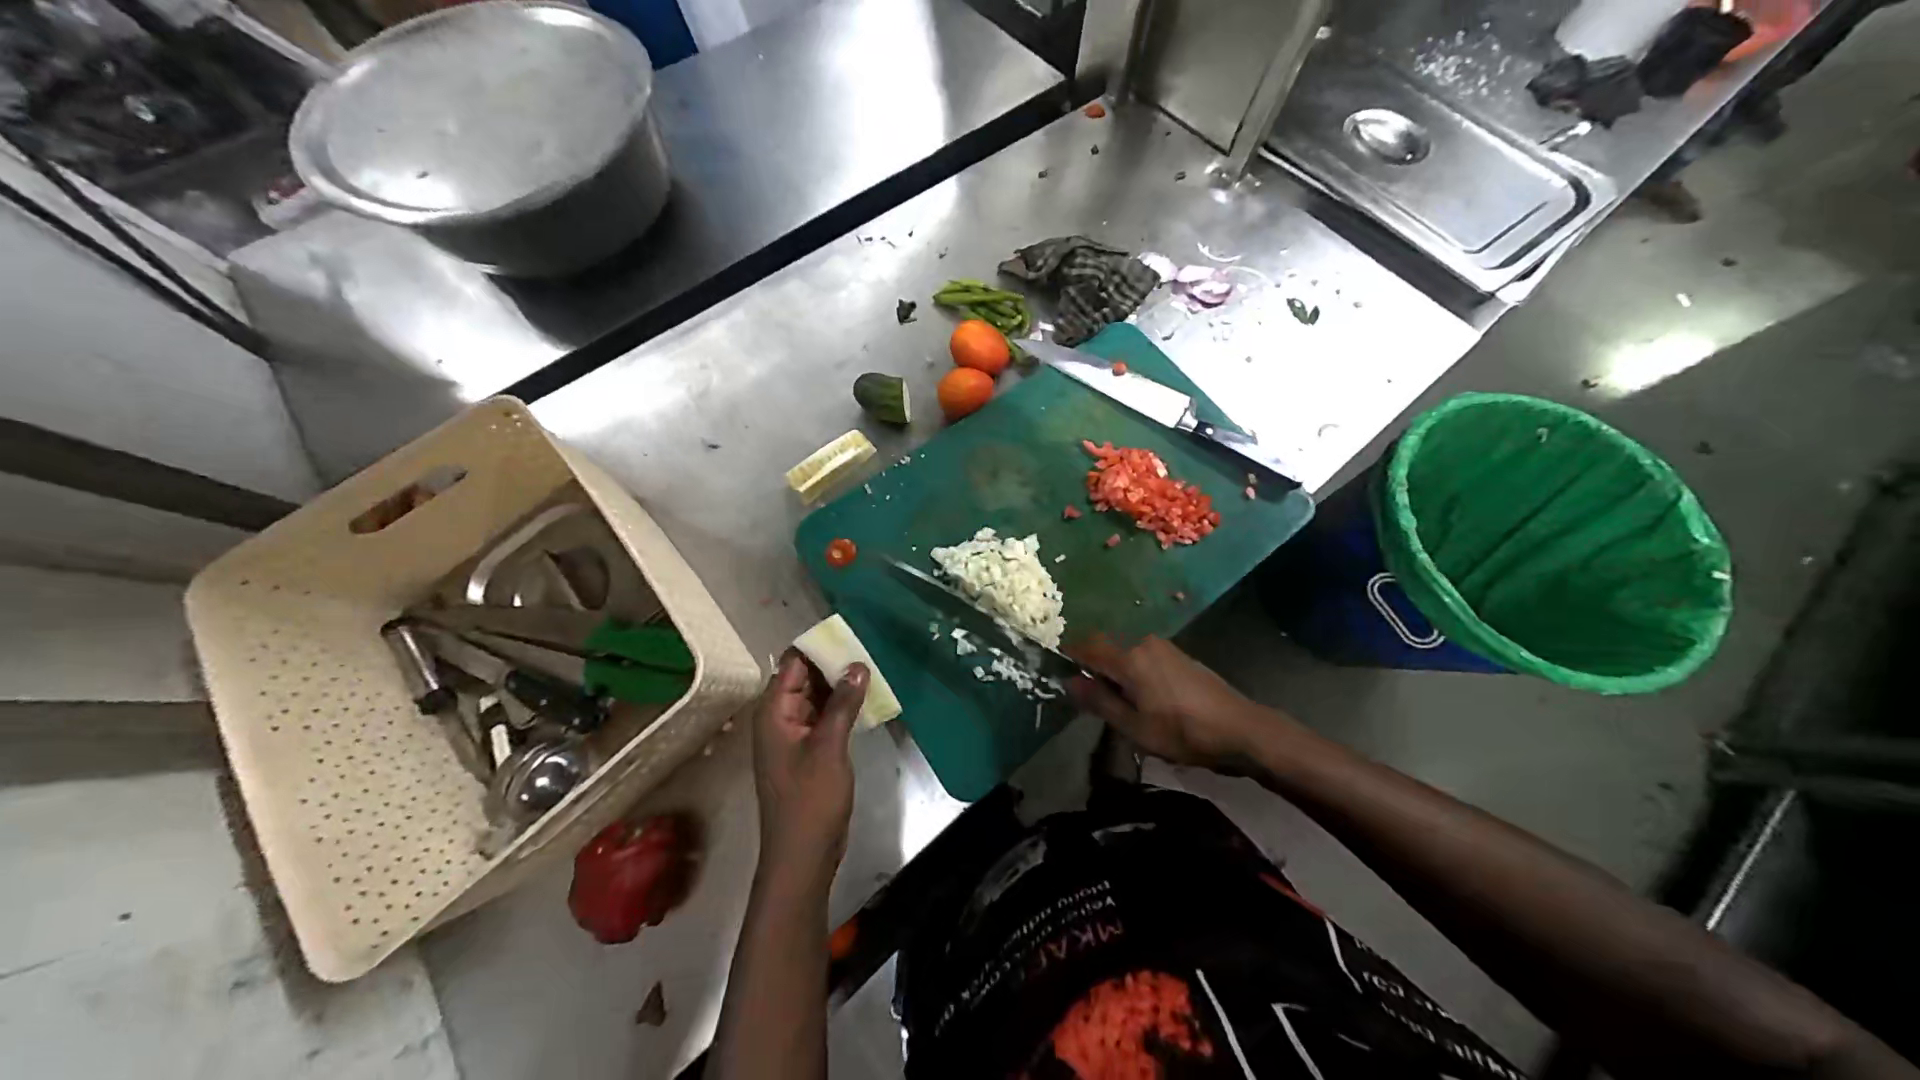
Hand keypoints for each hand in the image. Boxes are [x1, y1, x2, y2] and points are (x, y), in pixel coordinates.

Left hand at [750, 650, 867, 881]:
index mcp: (774, 712)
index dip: (819, 647)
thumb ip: (843, 703)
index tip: (850, 633)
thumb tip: (858, 665)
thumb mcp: (829, 747)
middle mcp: (779, 718)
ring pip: (816, 697)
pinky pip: (823, 718)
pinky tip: (867, 700)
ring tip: (873, 668)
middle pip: (804, 678)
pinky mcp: (808, 752)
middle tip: (869, 648)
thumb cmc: (810, 800)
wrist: (802, 855)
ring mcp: (793, 736)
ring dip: (840, 685)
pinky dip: (841, 707)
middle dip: (834, 663)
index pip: (793, 664)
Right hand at [1067, 636, 1285, 771]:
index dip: (1068, 657)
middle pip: (1104, 645)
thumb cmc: (1182, 732)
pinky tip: (1138, 693)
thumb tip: (1068, 681)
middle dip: (1091, 665)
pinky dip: (1130, 668)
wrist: (1241, 729)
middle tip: (1087, 695)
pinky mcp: (1177, 654)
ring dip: (1112, 668)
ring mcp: (1162, 646)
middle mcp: (1142, 642)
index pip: (1085, 646)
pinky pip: (1141, 654)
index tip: (1057, 673)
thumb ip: (1099, 701)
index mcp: (1128, 657)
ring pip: (1124, 650)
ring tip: (1114, 699)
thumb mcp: (1134, 727)